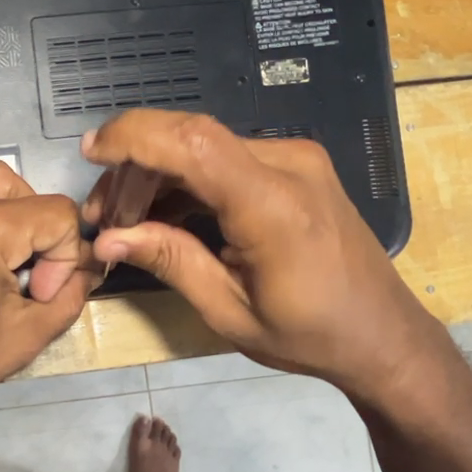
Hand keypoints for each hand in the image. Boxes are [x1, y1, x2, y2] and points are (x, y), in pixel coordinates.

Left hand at [0, 159, 91, 433]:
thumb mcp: (28, 336)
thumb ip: (71, 294)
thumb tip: (89, 267)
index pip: (58, 215)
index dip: (65, 255)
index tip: (42, 293)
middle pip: (27, 192)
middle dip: (40, 232)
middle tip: (28, 279)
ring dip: (10, 208)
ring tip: (5, 253)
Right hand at [83, 109, 436, 395]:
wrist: (381, 332)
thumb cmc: (309, 334)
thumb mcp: (229, 311)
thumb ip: (170, 261)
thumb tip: (107, 238)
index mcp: (272, 204)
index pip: (192, 142)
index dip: (133, 137)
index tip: (89, 153)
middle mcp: (286, 164)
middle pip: (190, 138)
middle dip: (134, 168)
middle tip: (102, 217)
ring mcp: (294, 160)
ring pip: (204, 146)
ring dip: (157, 175)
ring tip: (124, 221)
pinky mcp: (294, 167)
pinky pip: (226, 160)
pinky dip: (186, 180)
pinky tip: (162, 214)